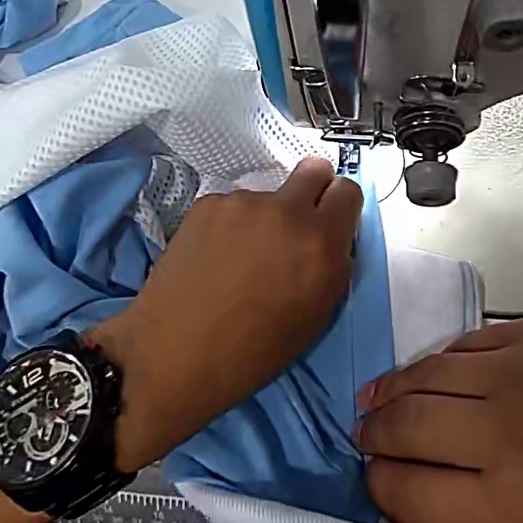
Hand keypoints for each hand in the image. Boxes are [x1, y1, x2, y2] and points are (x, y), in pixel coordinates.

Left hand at [90, 157, 361, 471]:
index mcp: (320, 243)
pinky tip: (216, 257)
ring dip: (266, 216)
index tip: (332, 218)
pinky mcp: (208, 204)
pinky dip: (232, 224)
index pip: (348, 191)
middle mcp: (286, 213)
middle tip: (298, 221)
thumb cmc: (253, 351)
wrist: (175, 353)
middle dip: (313, 189)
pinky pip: (234, 205)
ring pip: (269, 194)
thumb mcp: (316, 314)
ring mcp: (243, 203)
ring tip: (242, 258)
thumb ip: (332, 264)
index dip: (341, 205)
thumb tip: (332, 238)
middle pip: (314, 169)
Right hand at [356, 315, 522, 522]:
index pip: (411, 491)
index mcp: (519, 503)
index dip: (380, 486)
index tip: (372, 478)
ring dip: (392, 390)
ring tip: (375, 400)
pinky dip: (440, 363)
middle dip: (373, 434)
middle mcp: (513, 429)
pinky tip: (430, 376)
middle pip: (408, 424)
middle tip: (363, 435)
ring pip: (427, 373)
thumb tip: (409, 493)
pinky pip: (465, 344)